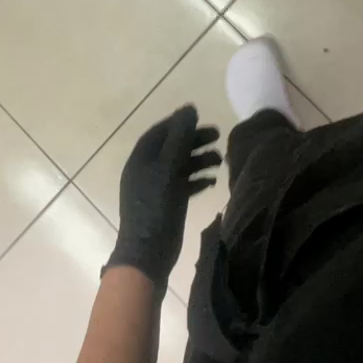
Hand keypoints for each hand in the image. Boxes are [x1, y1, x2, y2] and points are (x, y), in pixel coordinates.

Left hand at [106, 106, 220, 281]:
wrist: (147, 253)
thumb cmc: (156, 207)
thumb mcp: (168, 168)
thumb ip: (180, 138)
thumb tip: (190, 108)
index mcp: (142, 158)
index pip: (162, 131)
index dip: (181, 122)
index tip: (202, 118)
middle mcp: (148, 170)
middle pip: (173, 146)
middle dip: (195, 140)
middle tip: (219, 135)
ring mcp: (157, 187)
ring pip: (181, 165)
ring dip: (199, 160)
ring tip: (220, 160)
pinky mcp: (168, 203)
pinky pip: (184, 184)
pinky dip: (198, 179)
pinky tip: (213, 181)